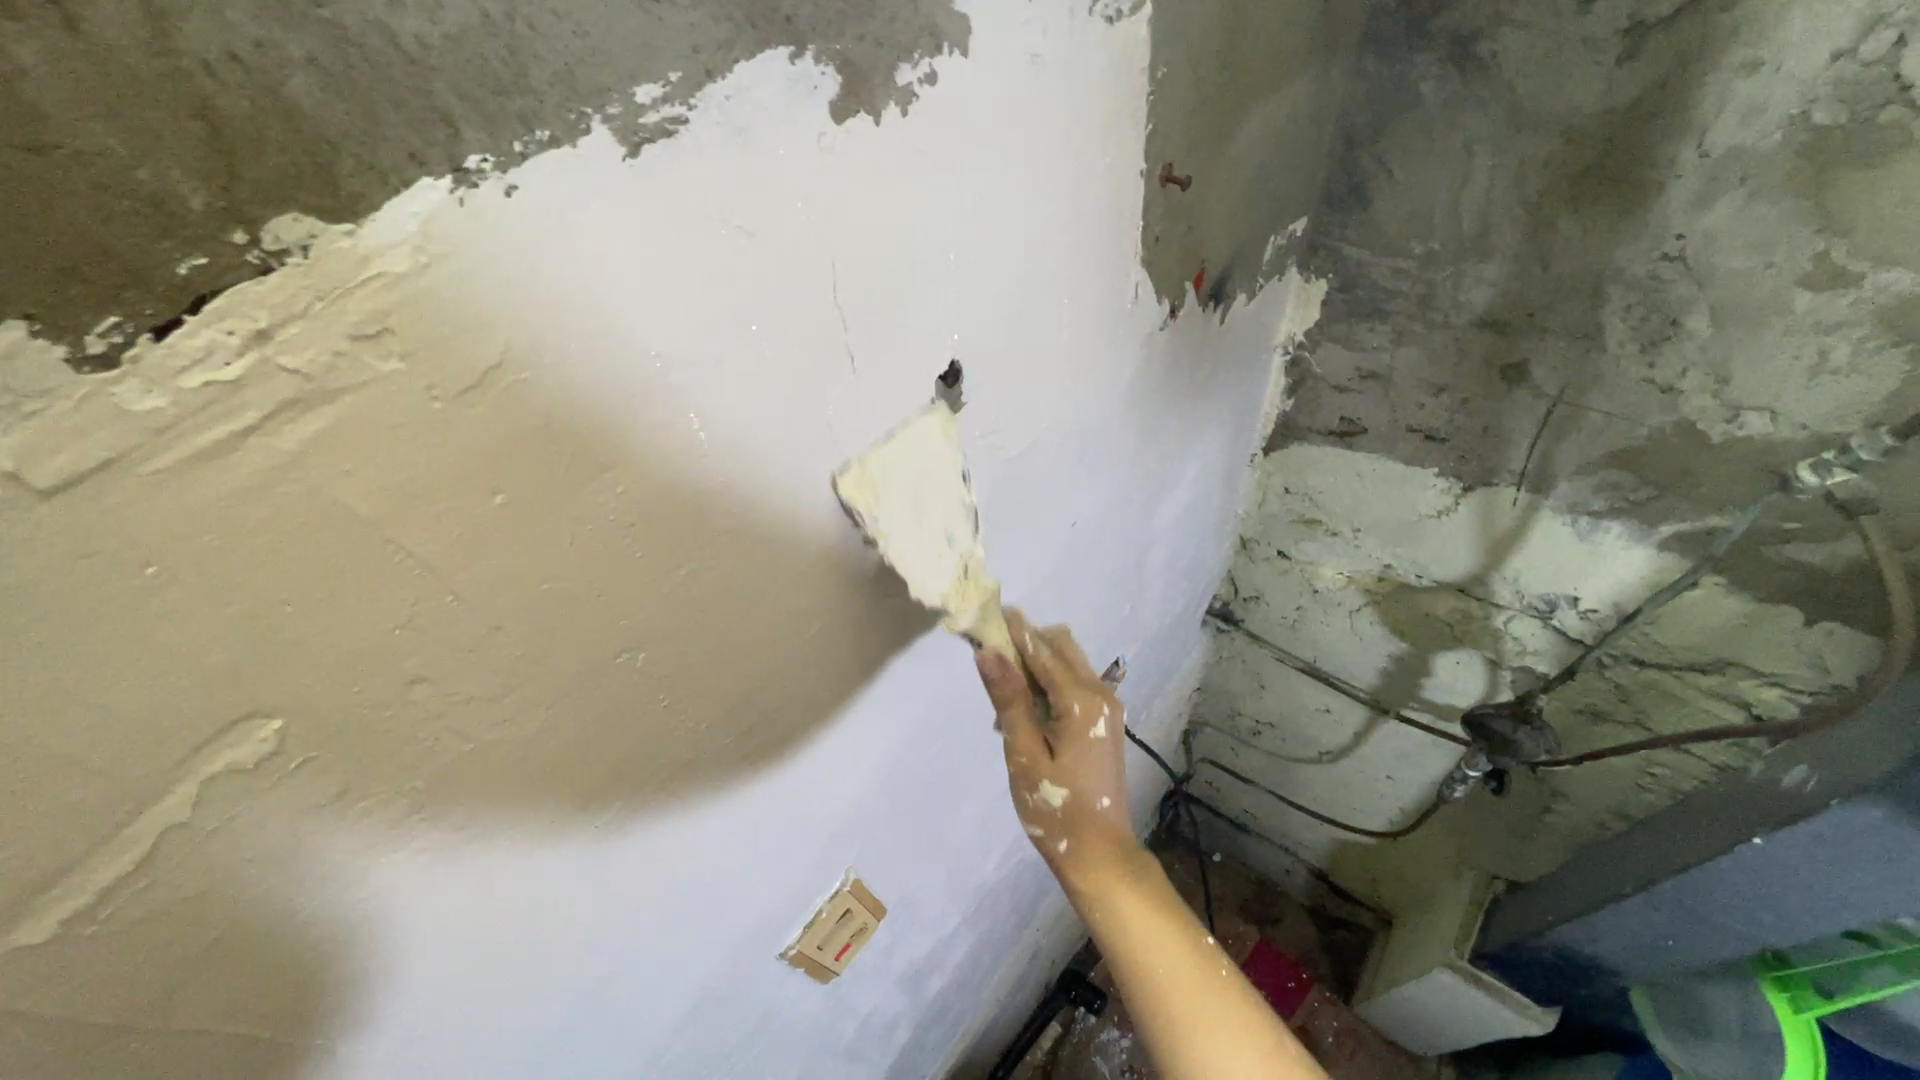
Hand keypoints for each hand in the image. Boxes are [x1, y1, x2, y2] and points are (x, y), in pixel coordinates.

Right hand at [976, 609, 1138, 888]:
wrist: (1100, 853)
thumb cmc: (1055, 810)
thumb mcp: (1023, 756)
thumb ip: (1009, 700)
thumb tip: (989, 652)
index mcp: (1081, 701)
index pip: (1041, 649)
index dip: (1013, 630)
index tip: (986, 612)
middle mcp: (1101, 694)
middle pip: (1061, 646)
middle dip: (1026, 642)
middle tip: (989, 654)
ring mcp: (1108, 707)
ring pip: (1069, 663)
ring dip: (1037, 664)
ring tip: (1003, 692)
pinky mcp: (1106, 721)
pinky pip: (1074, 685)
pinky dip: (1049, 684)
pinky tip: (1025, 711)